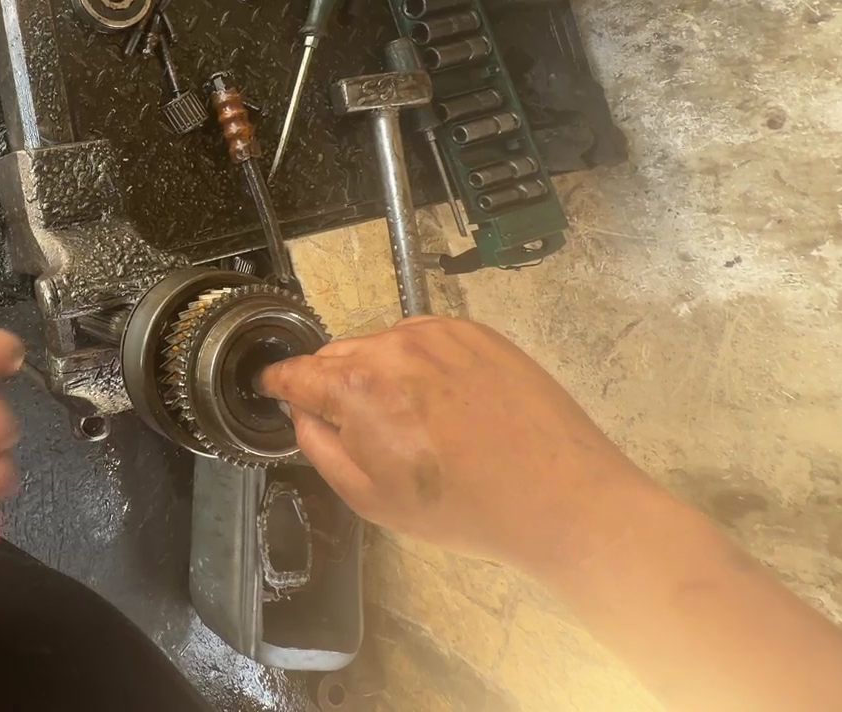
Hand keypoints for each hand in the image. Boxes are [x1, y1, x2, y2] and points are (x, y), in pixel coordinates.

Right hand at [260, 315, 655, 576]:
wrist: (568, 503)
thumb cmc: (465, 509)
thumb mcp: (369, 498)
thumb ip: (316, 446)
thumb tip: (303, 412)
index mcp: (356, 388)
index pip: (294, 372)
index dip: (278, 383)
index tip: (274, 388)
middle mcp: (388, 348)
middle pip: (333, 355)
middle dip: (333, 383)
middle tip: (362, 423)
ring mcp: (434, 335)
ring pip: (375, 343)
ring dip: (376, 369)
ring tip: (412, 413)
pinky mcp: (472, 331)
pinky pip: (419, 336)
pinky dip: (416, 359)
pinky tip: (442, 396)